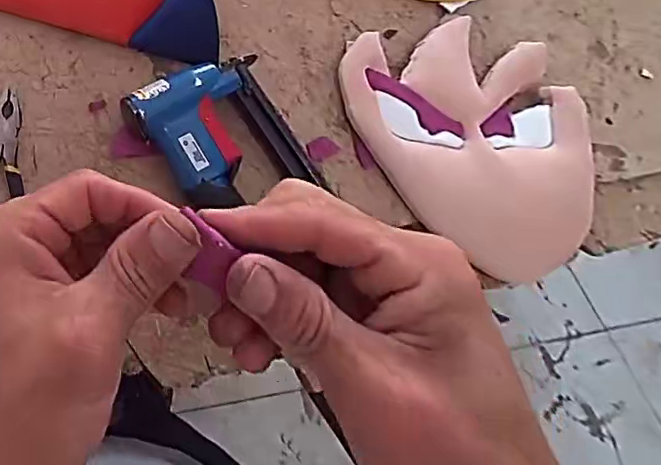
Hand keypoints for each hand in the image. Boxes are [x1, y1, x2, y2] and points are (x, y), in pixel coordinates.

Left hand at [0, 171, 200, 464]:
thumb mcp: (88, 330)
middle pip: (103, 214)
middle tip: (193, 264)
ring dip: (150, 263)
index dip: (140, 205)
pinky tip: (166, 304)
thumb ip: (137, 270)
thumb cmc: (24, 408)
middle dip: (149, 238)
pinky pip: (108, 272)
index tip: (184, 231)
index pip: (90, 191)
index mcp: (17, 231)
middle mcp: (29, 241)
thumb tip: (183, 223)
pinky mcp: (60, 299)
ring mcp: (44, 270)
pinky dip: (140, 284)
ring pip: (111, 242)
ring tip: (184, 291)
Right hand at [203, 181, 556, 464]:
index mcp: (417, 261)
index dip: (258, 223)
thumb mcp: (373, 389)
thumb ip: (305, 323)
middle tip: (210, 292)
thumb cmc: (457, 454)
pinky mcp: (374, 312)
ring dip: (262, 290)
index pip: (323, 220)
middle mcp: (402, 258)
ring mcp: (388, 284)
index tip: (203, 231)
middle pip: (310, 229)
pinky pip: (314, 294)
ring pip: (304, 260)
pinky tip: (258, 344)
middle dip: (257, 257)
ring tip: (233, 335)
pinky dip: (279, 314)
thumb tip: (242, 270)